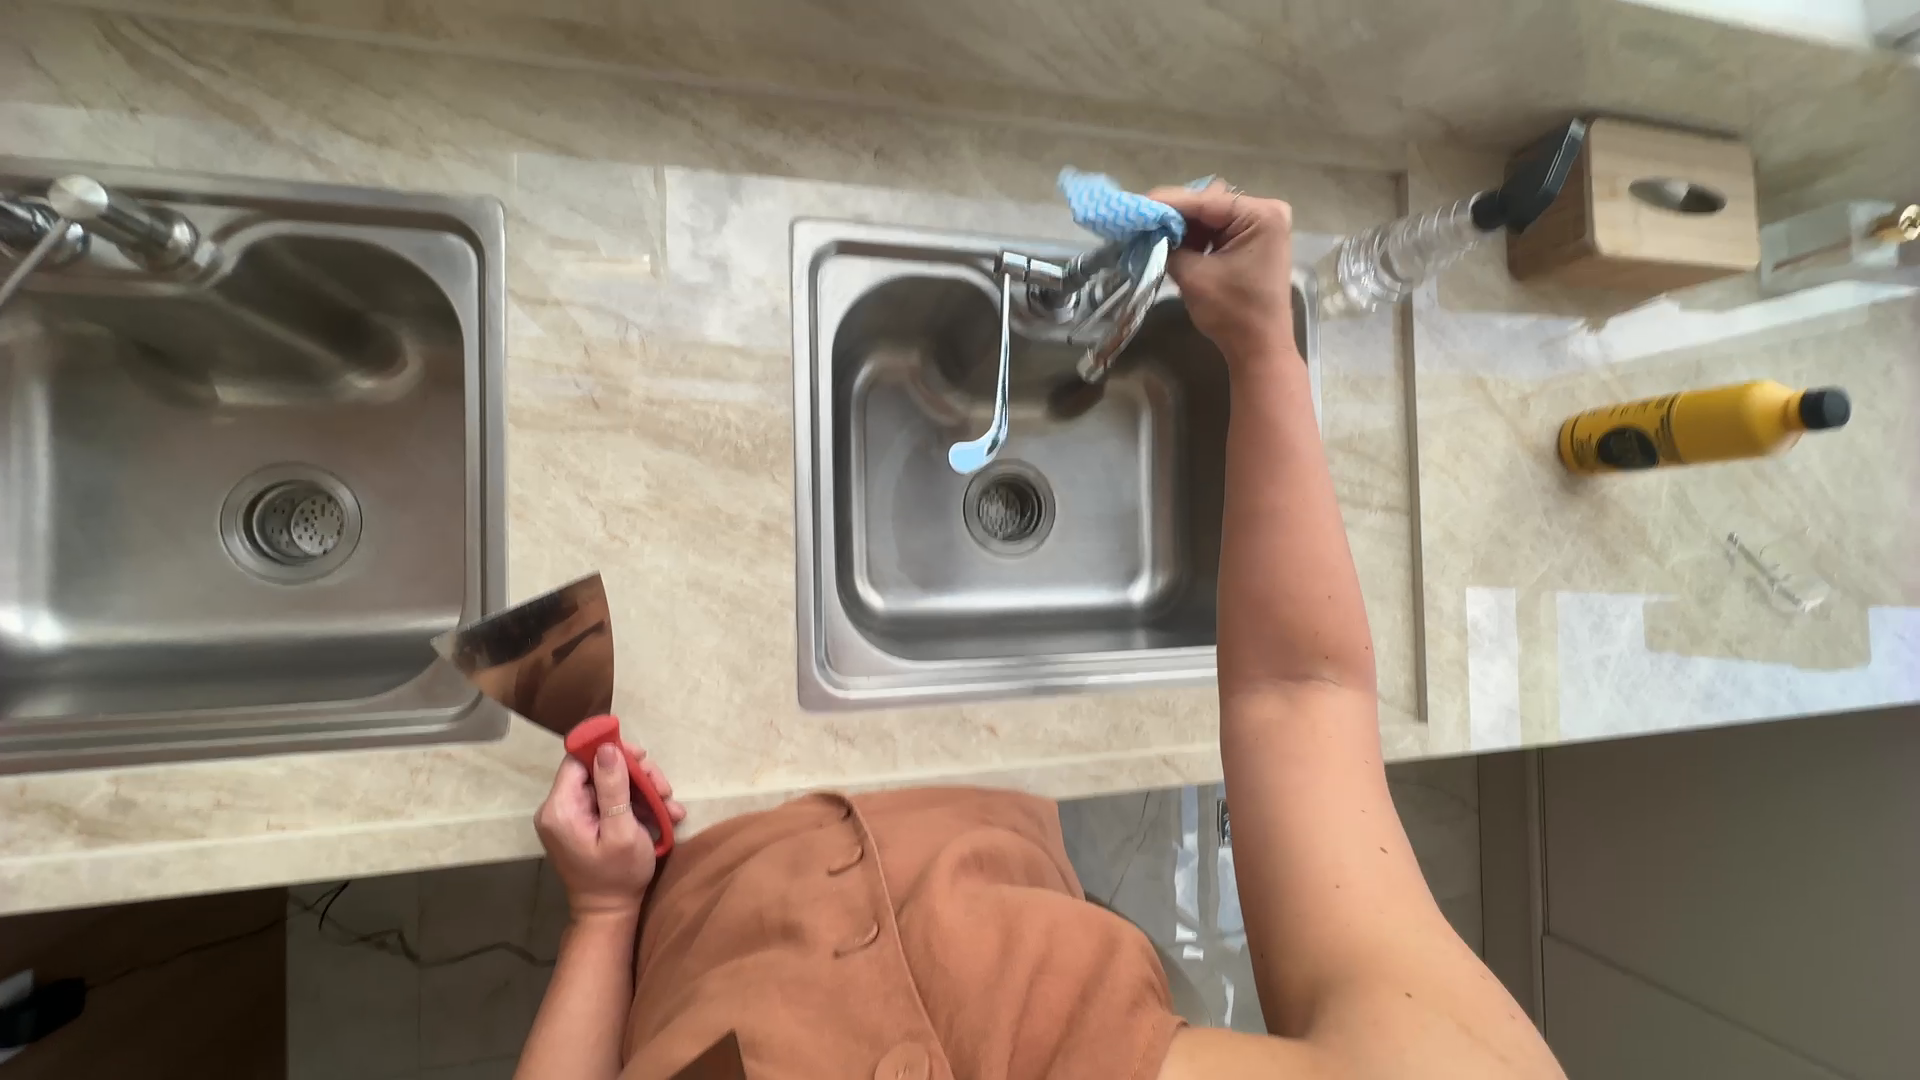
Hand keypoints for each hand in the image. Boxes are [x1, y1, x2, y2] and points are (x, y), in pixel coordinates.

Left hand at [534, 739, 687, 921]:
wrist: (611, 913)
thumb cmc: (617, 875)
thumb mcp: (622, 830)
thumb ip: (613, 788)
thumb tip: (607, 748)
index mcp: (561, 808)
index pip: (578, 759)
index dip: (609, 750)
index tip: (640, 757)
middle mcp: (561, 807)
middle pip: (600, 767)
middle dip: (636, 774)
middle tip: (664, 788)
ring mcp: (575, 814)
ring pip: (612, 780)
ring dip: (644, 788)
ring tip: (669, 806)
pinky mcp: (588, 820)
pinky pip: (614, 797)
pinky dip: (639, 802)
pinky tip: (664, 813)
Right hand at [1147, 182, 1297, 364]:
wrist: (1259, 348)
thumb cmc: (1232, 314)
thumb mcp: (1195, 277)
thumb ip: (1171, 248)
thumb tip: (1151, 234)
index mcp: (1260, 215)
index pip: (1205, 201)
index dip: (1167, 203)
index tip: (1136, 205)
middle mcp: (1265, 213)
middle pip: (1210, 206)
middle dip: (1175, 215)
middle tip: (1141, 221)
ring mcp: (1261, 228)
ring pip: (1212, 219)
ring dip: (1184, 228)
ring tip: (1152, 233)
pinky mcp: (1253, 244)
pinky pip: (1219, 233)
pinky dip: (1196, 239)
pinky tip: (1174, 244)